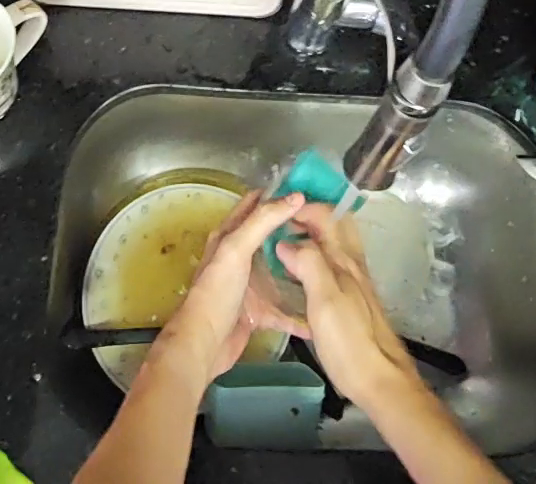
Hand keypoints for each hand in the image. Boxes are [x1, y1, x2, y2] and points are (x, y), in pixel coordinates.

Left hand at [155, 191, 310, 379]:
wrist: (204, 344)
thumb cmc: (217, 290)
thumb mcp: (237, 248)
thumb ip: (263, 221)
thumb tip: (295, 196)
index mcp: (230, 235)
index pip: (255, 204)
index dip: (278, 195)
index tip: (308, 191)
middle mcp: (240, 257)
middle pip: (272, 237)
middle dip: (296, 230)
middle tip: (328, 227)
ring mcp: (250, 285)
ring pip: (280, 271)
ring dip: (300, 268)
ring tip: (331, 263)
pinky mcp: (258, 311)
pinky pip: (284, 309)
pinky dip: (300, 311)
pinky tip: (321, 310)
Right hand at [275, 202, 420, 406]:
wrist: (382, 382)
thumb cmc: (350, 343)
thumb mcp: (324, 302)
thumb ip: (308, 265)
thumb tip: (286, 242)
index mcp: (345, 260)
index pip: (326, 214)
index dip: (302, 206)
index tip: (276, 210)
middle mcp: (352, 264)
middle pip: (335, 223)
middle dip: (309, 214)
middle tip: (280, 221)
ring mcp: (355, 281)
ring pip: (334, 243)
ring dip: (311, 235)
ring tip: (282, 242)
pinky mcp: (352, 299)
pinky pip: (332, 263)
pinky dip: (314, 257)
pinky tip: (297, 273)